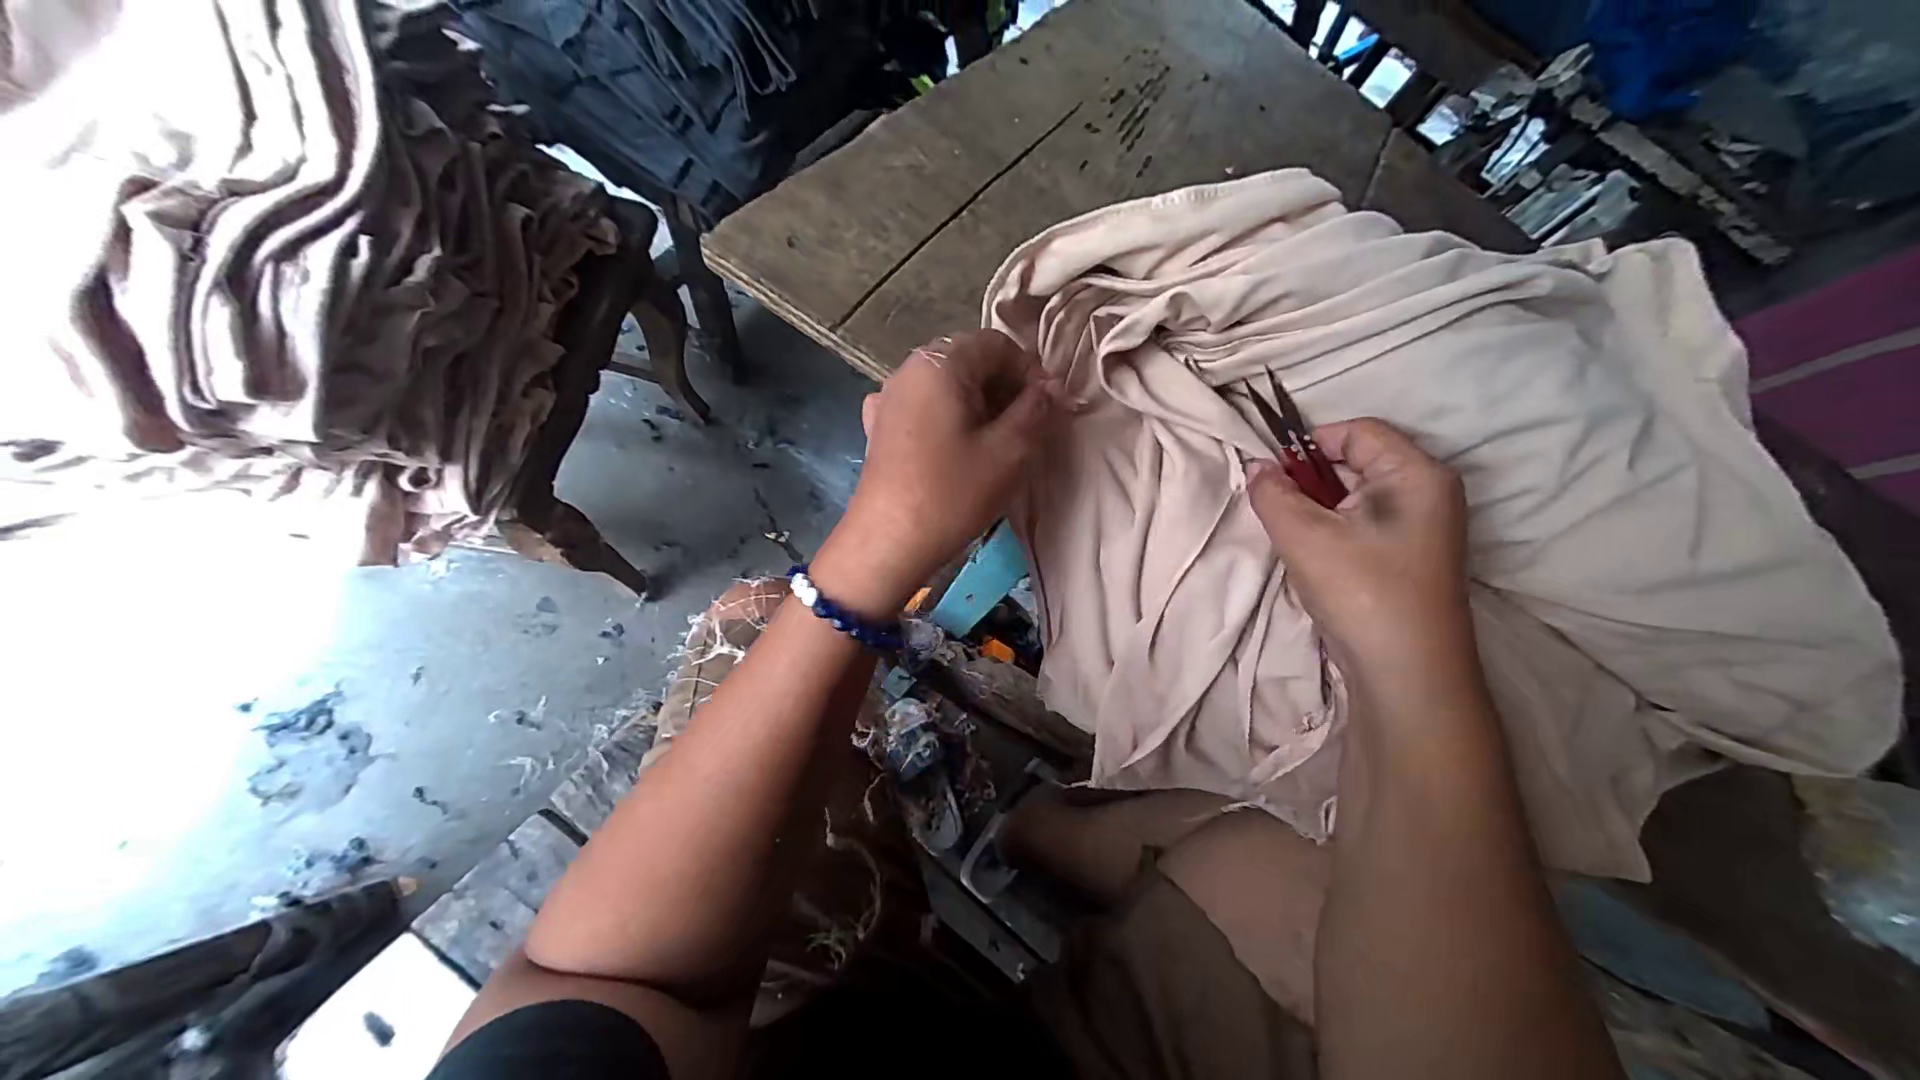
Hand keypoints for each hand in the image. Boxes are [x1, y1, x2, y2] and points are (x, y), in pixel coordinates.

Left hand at [811, 330, 1062, 614]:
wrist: (886, 543)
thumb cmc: (950, 494)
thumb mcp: (1008, 452)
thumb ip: (1037, 410)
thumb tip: (1054, 388)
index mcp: (939, 364)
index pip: (996, 343)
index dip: (1030, 370)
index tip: (1048, 408)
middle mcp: (907, 370)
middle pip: (969, 361)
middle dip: (1006, 387)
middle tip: (1029, 427)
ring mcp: (888, 399)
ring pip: (947, 386)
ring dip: (980, 405)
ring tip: (1000, 443)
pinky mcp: (880, 428)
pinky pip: (925, 409)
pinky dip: (950, 419)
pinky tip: (959, 449)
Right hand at [1247, 418, 1472, 690]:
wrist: (1405, 674)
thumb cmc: (1360, 591)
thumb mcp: (1303, 536)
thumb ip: (1272, 493)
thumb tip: (1257, 467)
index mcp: (1416, 473)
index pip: (1356, 431)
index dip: (1307, 444)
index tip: (1271, 474)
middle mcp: (1429, 491)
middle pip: (1356, 462)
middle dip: (1308, 482)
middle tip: (1278, 511)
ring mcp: (1423, 527)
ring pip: (1354, 497)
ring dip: (1316, 511)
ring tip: (1295, 541)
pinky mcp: (1409, 556)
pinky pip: (1362, 525)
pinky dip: (1332, 533)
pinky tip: (1314, 561)